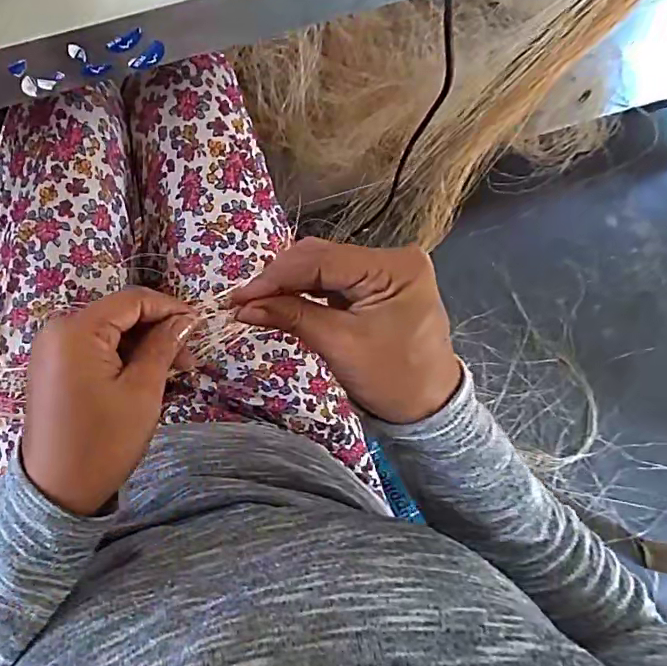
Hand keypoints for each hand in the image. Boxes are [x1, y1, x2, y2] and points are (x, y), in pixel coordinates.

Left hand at [20, 287, 196, 515]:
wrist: (56, 489)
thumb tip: (184, 320)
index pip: (130, 300)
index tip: (201, 325)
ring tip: (173, 374)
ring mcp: (50, 349)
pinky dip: (119, 358)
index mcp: (75, 329)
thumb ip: (162, 347)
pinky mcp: (51, 368)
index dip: (169, 308)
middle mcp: (56, 330)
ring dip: (140, 347)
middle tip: (189, 361)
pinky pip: (91, 350)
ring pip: (106, 333)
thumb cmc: (102, 442)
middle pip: (117, 315)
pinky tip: (145, 378)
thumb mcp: (142, 392)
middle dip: (156, 331)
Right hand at [229, 238, 460, 423]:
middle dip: (277, 278)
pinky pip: (326, 280)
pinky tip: (275, 302)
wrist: (428, 408)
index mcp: (394, 267)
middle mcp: (391, 259)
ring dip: (284, 284)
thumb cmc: (392, 377)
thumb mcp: (337, 344)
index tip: (239, 297)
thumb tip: (243, 306)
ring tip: (252, 303)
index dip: (275, 277)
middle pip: (318, 257)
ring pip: (318, 266)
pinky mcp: (371, 286)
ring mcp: (381, 272)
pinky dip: (298, 291)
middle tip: (242, 301)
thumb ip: (290, 316)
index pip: (321, 260)